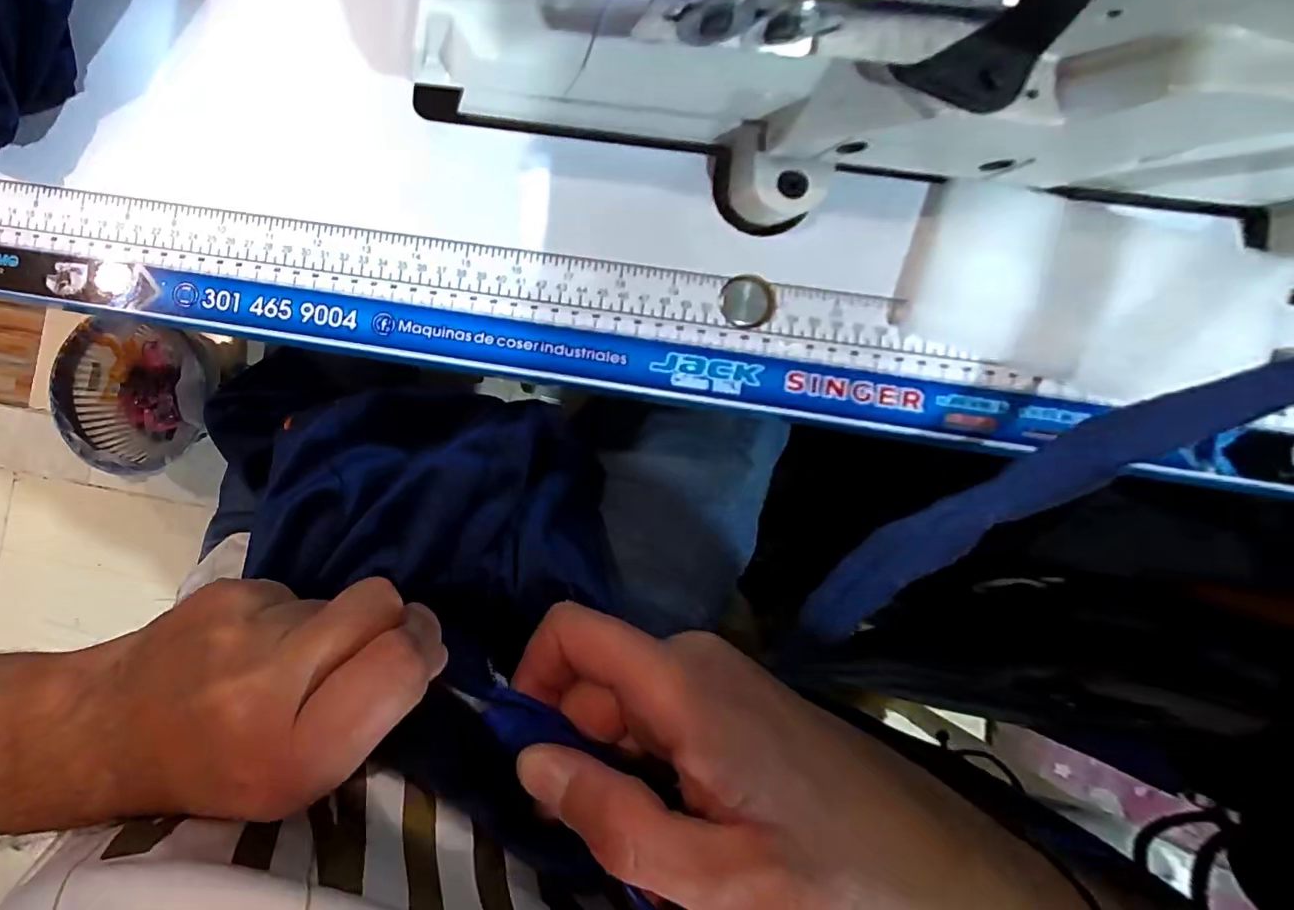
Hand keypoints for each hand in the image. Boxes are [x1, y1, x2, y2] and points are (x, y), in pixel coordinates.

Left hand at [92, 576, 446, 821]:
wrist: (114, 725)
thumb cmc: (212, 772)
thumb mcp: (296, 783)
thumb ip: (361, 720)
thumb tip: (414, 652)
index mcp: (298, 747)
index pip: (398, 664)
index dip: (423, 646)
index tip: (424, 647)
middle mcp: (273, 674)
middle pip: (377, 602)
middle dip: (393, 616)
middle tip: (377, 638)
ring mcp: (246, 619)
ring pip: (332, 597)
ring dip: (328, 623)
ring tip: (287, 657)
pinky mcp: (227, 586)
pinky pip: (290, 591)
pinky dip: (287, 614)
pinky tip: (252, 641)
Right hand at [511, 604, 1086, 909]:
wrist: (987, 899)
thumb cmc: (848, 891)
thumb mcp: (719, 883)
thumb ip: (611, 819)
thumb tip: (527, 759)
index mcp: (681, 680)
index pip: (568, 630)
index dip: (530, 676)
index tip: (528, 750)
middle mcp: (695, 658)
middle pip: (594, 675)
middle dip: (574, 739)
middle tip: (590, 824)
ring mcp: (725, 679)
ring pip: (629, 702)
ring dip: (615, 760)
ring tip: (650, 840)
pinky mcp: (746, 704)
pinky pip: (667, 716)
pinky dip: (651, 762)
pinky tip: (688, 824)